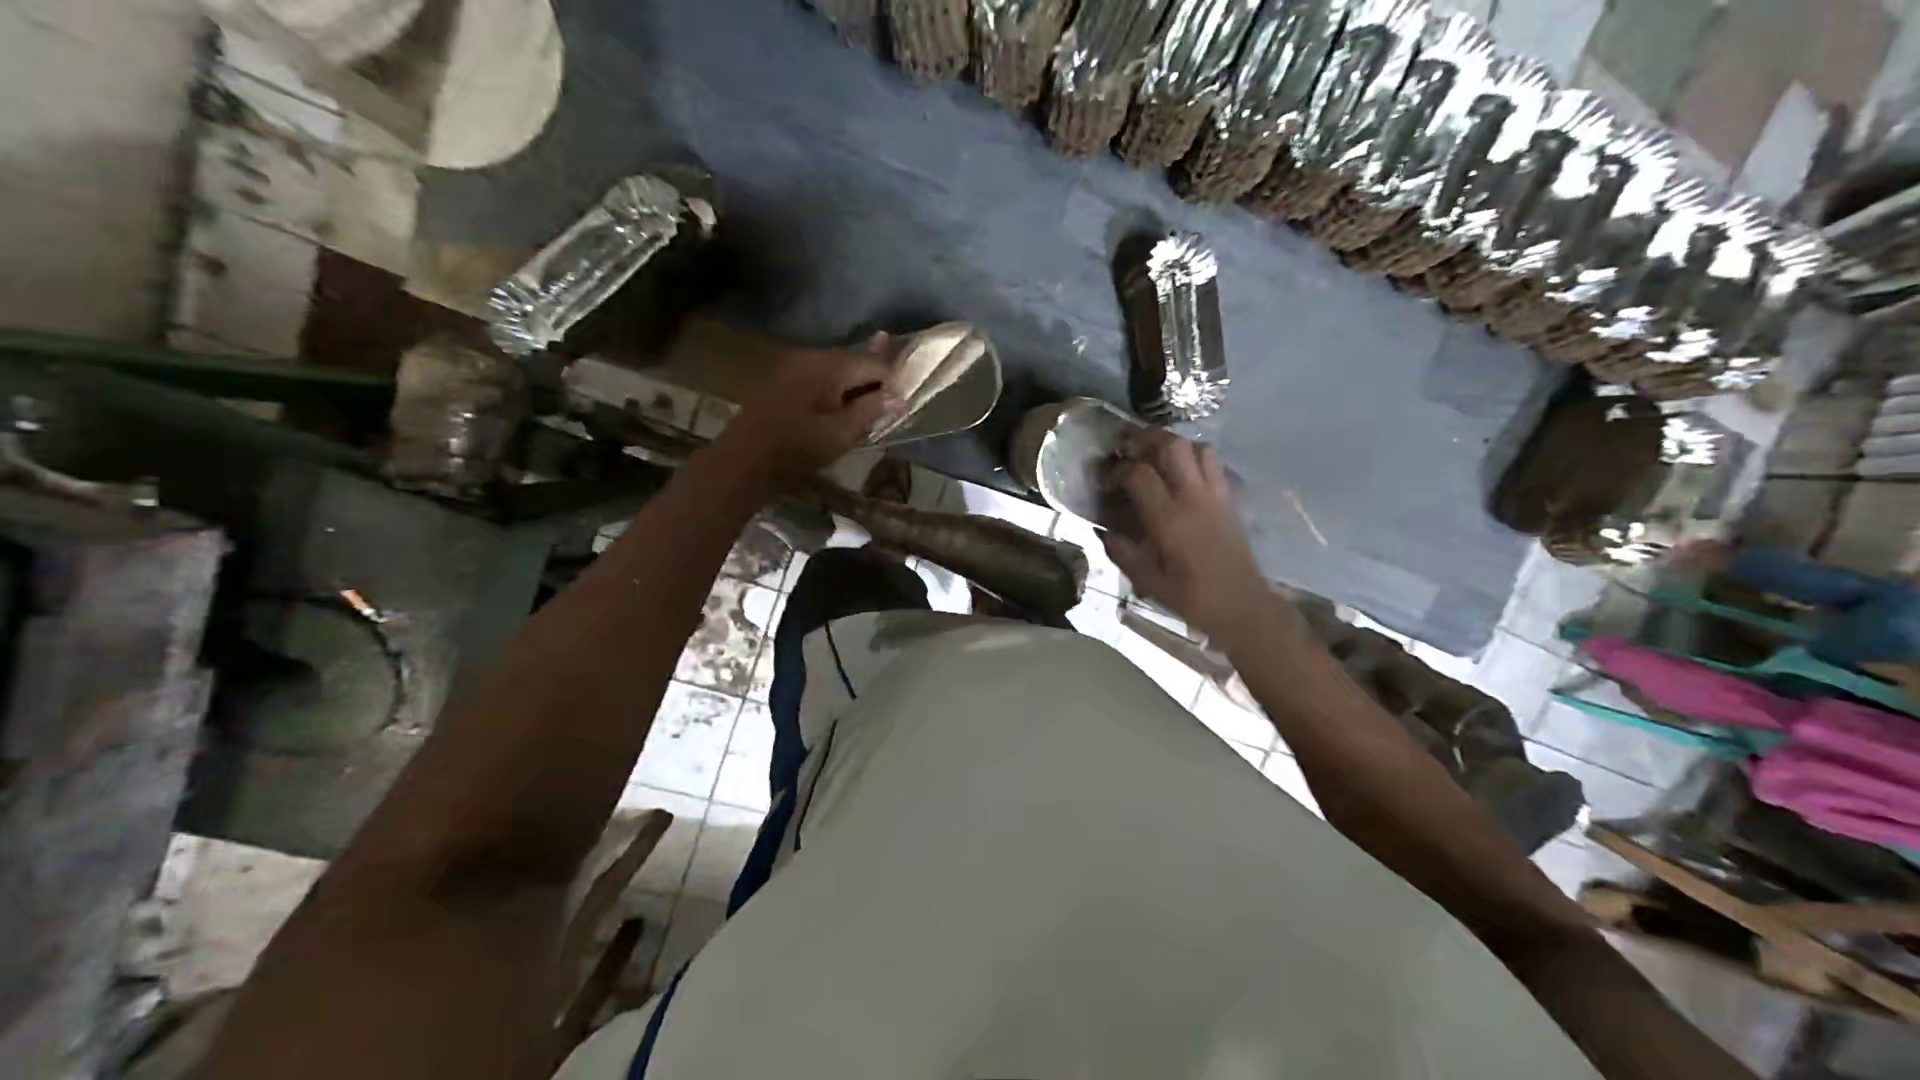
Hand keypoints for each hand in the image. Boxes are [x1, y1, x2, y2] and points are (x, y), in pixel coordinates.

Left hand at [712, 335, 905, 485]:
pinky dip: (835, 391)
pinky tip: (841, 408)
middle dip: (874, 381)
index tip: (903, 404)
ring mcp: (794, 366)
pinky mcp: (783, 380)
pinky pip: (820, 378)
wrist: (744, 459)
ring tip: (868, 407)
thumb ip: (872, 410)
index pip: (873, 364)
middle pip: (855, 362)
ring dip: (855, 386)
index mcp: (828, 365)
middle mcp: (811, 356)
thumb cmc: (796, 448)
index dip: (893, 381)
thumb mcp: (841, 433)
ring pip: (837, 370)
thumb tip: (901, 397)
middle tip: (890, 403)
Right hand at [1102, 430, 1276, 644]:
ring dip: (1174, 445)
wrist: (1243, 606)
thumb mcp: (1149, 582)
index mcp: (1169, 520)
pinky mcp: (1230, 501)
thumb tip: (1104, 532)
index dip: (1118, 469)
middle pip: (1172, 446)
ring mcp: (1216, 496)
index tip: (1107, 479)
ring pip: (1197, 448)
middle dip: (1146, 439)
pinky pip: (1213, 465)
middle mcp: (1193, 499)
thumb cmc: (1193, 598)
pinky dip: (1195, 458)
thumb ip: (1123, 553)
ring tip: (1156, 455)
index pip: (1139, 474)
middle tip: (1128, 446)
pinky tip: (1182, 474)